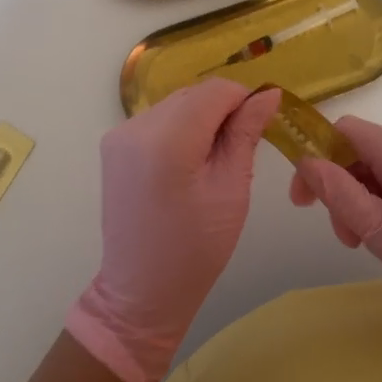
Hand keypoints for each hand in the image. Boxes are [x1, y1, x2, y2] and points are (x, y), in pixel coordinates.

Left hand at [65, 78, 281, 381]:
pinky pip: (157, 120)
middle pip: (193, 94)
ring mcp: (119, 134)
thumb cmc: (196, 250)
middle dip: (221, 112)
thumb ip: (246, 134)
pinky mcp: (113, 145)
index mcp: (167, 140)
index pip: (215, 90)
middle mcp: (136, 127)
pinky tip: (184, 166)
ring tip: (209, 164)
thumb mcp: (231, 190)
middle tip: (236, 153)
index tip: (258, 128)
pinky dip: (178, 131)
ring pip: (175, 104)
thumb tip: (268, 93)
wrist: (141, 291)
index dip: (243, 101)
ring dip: (199, 120)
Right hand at [289, 116, 381, 381]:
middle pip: (362, 150)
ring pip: (380, 165)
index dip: (318, 157)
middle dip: (342, 188)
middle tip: (346, 236)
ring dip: (363, 198)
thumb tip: (305, 162)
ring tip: (368, 242)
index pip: (346, 131)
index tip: (304, 200)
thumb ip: (341, 196)